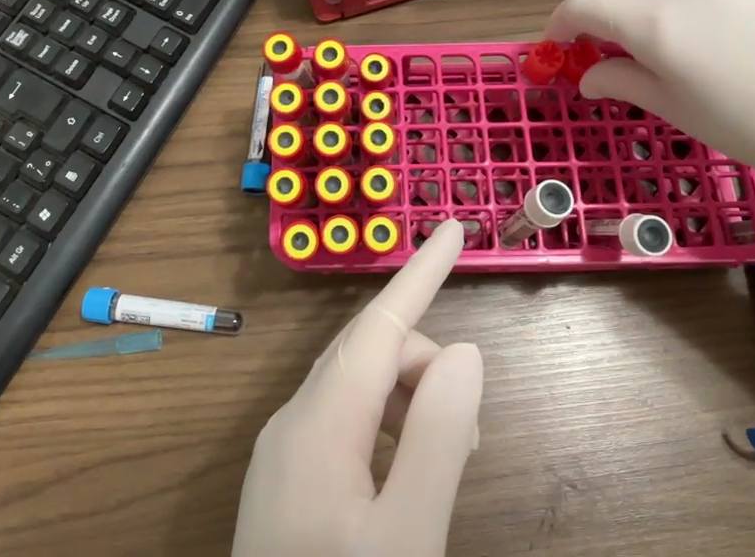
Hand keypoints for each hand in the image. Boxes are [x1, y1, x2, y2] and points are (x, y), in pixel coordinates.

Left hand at [232, 220, 482, 556]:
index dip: (421, 272)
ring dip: (412, 404)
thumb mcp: (408, 533)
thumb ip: (436, 438)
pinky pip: (345, 426)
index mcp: (317, 424)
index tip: (456, 228)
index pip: (379, 325)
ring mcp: (284, 453)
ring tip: (446, 460)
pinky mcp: (288, 482)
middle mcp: (292, 423)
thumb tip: (465, 352)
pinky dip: (388, 431)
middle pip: (372, 357)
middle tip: (470, 435)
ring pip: (360, 392)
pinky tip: (407, 476)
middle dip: (428, 367)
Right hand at [545, 0, 754, 242]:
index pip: (582, 3)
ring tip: (670, 30)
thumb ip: (623, 82)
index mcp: (654, 22)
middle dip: (601, 6)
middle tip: (611, 42)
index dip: (561, 22)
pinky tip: (719, 16)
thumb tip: (587, 75)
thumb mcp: (680, 112)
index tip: (561, 42)